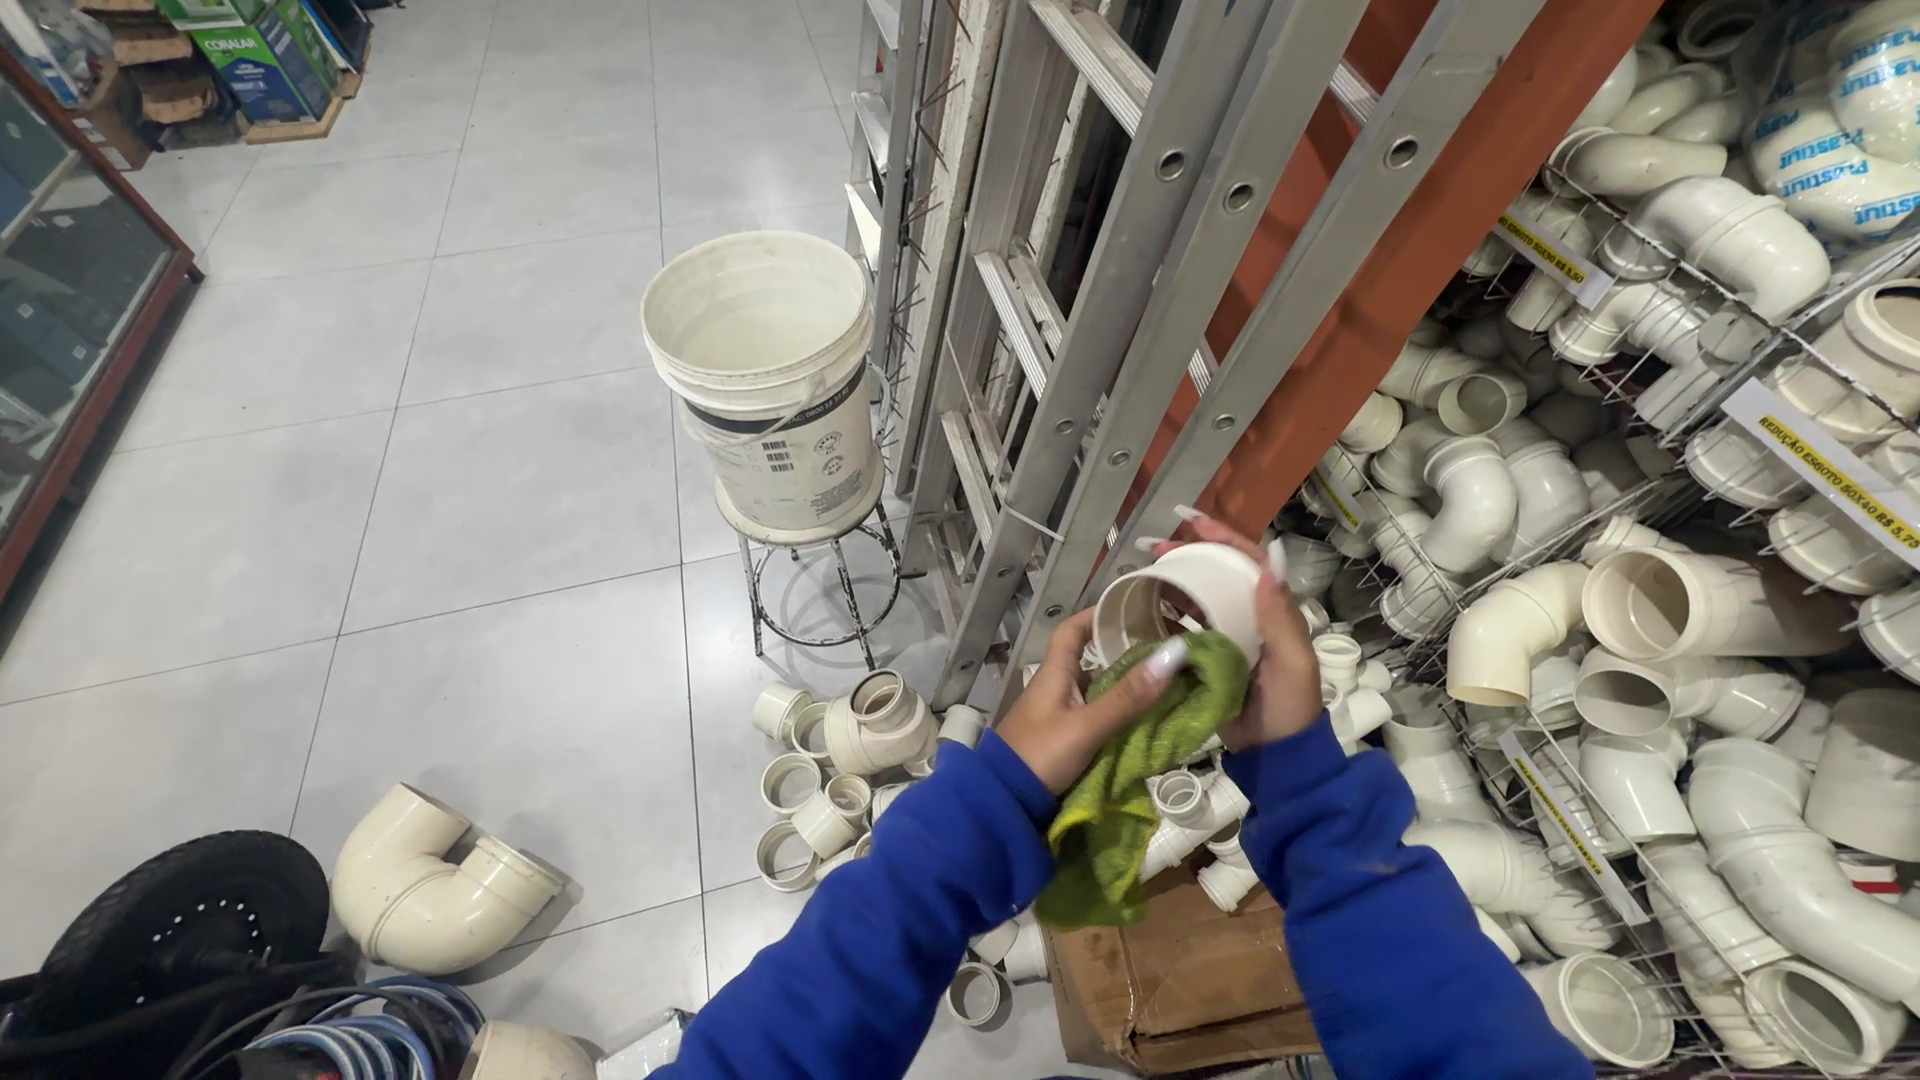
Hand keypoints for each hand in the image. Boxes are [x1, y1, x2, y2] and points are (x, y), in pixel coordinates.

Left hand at [996, 608, 1189, 793]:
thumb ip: (1127, 697)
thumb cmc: (1040, 755)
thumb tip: (1172, 656)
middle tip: (1166, 657)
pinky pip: (1096, 719)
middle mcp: (1056, 688)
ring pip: (1097, 693)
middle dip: (1125, 657)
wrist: (1002, 802)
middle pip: (1091, 662)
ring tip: (1166, 689)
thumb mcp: (1086, 726)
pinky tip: (1144, 723)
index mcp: (1055, 673)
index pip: (1072, 630)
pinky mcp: (1063, 741)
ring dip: (1125, 690)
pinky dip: (1119, 717)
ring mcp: (1058, 716)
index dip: (1096, 615)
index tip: (1130, 611)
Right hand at [1153, 513, 1323, 750]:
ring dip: (1174, 581)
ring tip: (1146, 572)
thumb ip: (1279, 615)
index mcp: (1273, 612)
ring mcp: (1227, 639)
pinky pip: (1184, 630)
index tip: (1191, 522)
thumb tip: (1270, 559)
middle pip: (1217, 574)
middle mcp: (1250, 618)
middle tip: (1154, 549)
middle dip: (1188, 555)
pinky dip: (1165, 616)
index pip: (1248, 563)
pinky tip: (1144, 610)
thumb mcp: (1292, 662)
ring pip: (1198, 598)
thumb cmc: (1289, 707)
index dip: (1222, 539)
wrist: (1276, 755)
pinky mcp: (1208, 660)